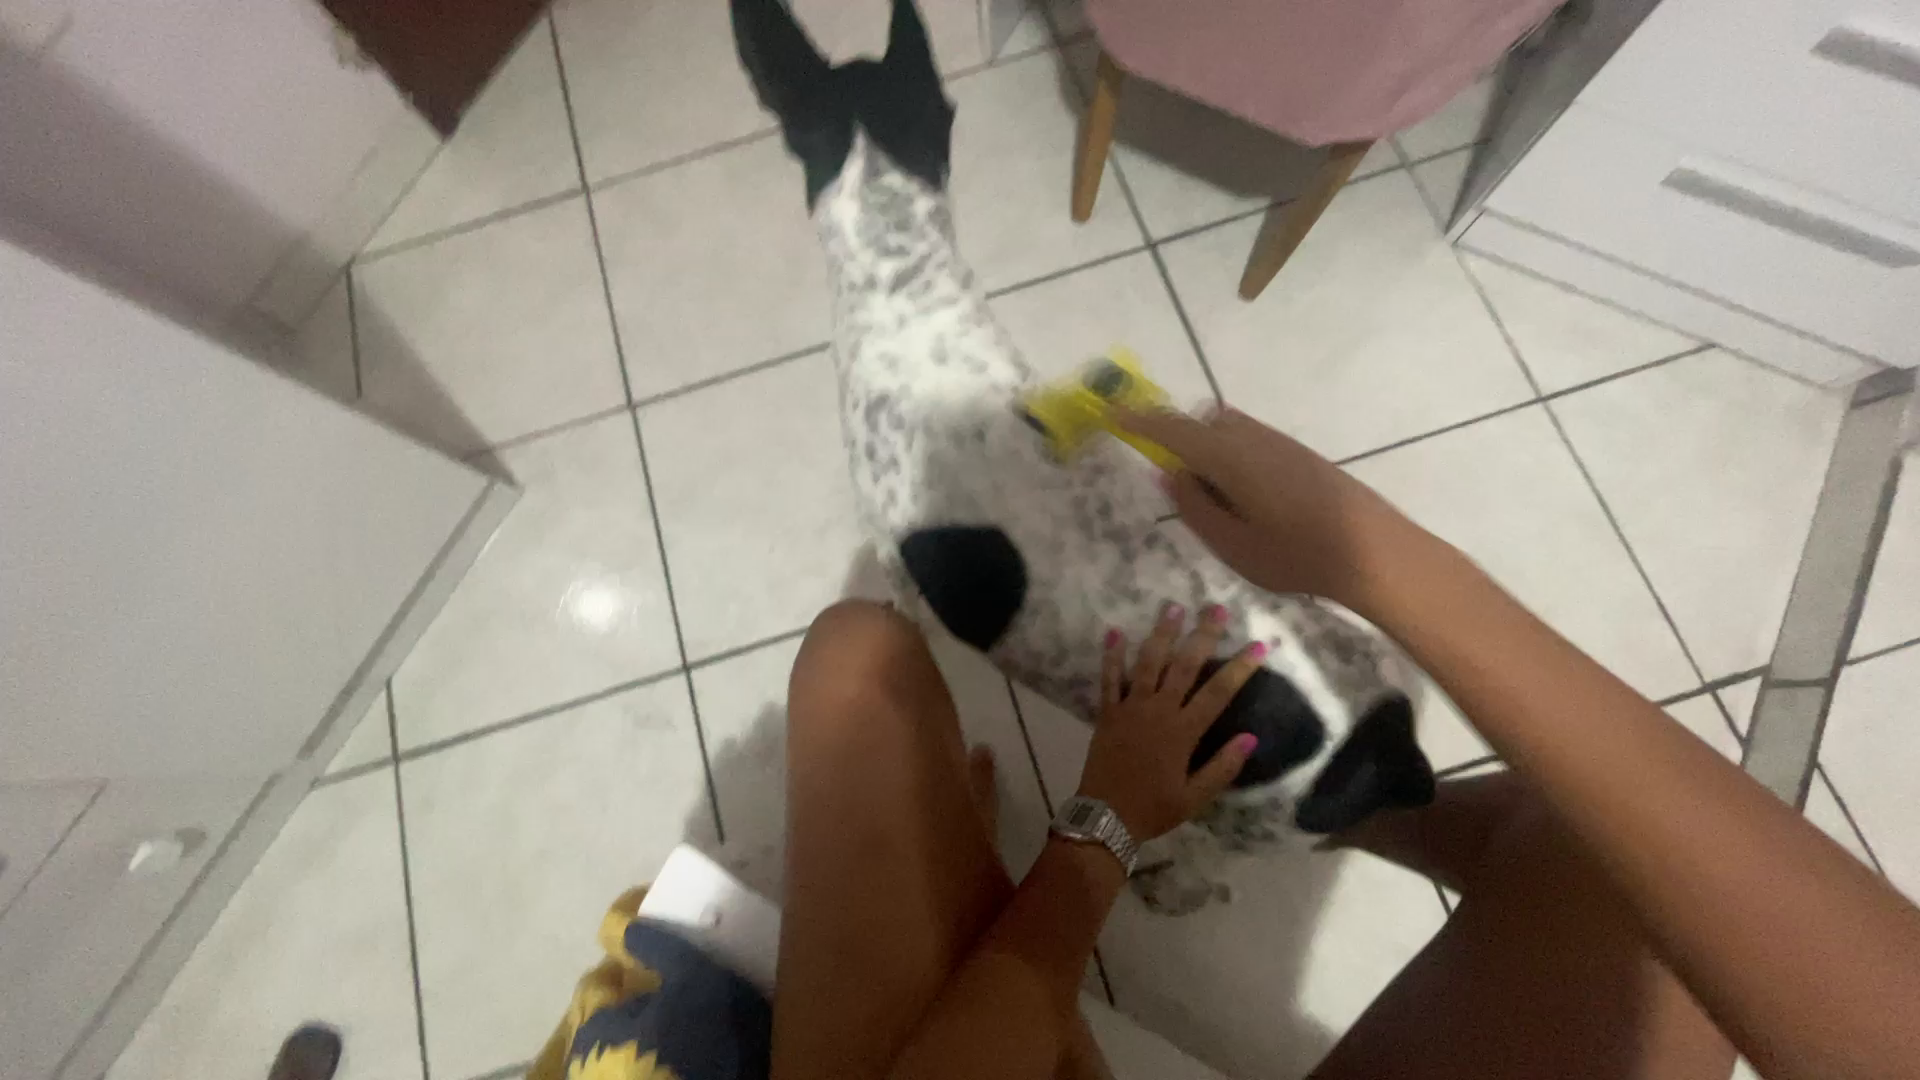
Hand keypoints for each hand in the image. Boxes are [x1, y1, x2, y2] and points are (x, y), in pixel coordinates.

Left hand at [1077, 603, 1265, 841]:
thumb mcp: (1195, 797)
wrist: (1105, 817)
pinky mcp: (1106, 712)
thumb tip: (1251, 737)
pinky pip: (1109, 679)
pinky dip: (1112, 655)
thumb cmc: (1154, 809)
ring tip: (1172, 608)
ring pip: (1148, 663)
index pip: (1218, 693)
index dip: (1240, 668)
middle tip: (1215, 609)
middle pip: (1184, 666)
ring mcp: (1129, 708)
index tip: (1258, 645)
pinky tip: (1115, 631)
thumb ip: (1222, 767)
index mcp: (1183, 732)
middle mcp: (1158, 712)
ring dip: (1161, 634)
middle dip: (1202, 636)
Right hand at [1116, 405, 1420, 615]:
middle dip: (1178, 439)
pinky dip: (1231, 455)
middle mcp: (1252, 439)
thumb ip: (1194, 507)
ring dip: (1208, 449)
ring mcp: (1279, 443)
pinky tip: (1244, 495)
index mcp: (1229, 458)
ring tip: (1213, 498)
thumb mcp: (1232, 544)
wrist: (1375, 552)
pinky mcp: (1299, 454)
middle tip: (1175, 482)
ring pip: (1228, 430)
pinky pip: (1249, 440)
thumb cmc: (1295, 555)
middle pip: (1202, 424)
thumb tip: (1169, 474)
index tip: (1113, 413)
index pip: (1174, 430)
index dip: (1141, 421)